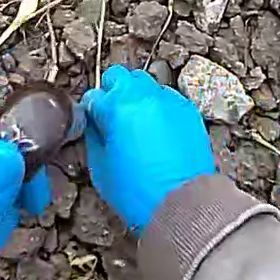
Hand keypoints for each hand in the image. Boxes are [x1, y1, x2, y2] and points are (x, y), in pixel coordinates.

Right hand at [81, 64, 216, 233]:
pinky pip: (167, 98)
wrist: (182, 202)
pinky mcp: (188, 109)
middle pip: (122, 76)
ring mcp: (169, 100)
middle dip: (114, 92)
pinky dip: (159, 108)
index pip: (94, 95)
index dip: (92, 110)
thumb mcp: (101, 167)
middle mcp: (145, 95)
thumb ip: (94, 135)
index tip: (94, 120)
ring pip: (147, 83)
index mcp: (118, 106)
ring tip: (138, 125)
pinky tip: (158, 132)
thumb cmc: (139, 191)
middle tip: (114, 117)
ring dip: (138, 97)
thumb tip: (96, 122)